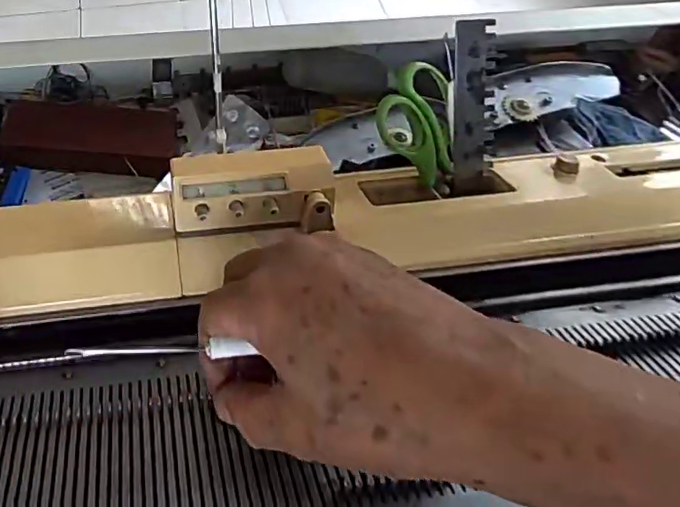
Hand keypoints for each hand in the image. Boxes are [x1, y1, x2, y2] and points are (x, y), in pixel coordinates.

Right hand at [197, 232, 529, 482]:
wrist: (467, 383)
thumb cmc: (390, 407)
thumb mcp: (297, 429)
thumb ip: (244, 411)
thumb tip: (233, 398)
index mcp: (267, 298)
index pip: (211, 316)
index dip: (214, 359)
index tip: (231, 385)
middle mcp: (294, 260)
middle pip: (240, 282)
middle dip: (241, 327)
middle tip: (261, 374)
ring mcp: (331, 251)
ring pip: (277, 270)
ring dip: (273, 307)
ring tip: (301, 360)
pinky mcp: (361, 254)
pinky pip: (315, 268)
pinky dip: (308, 296)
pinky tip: (337, 341)